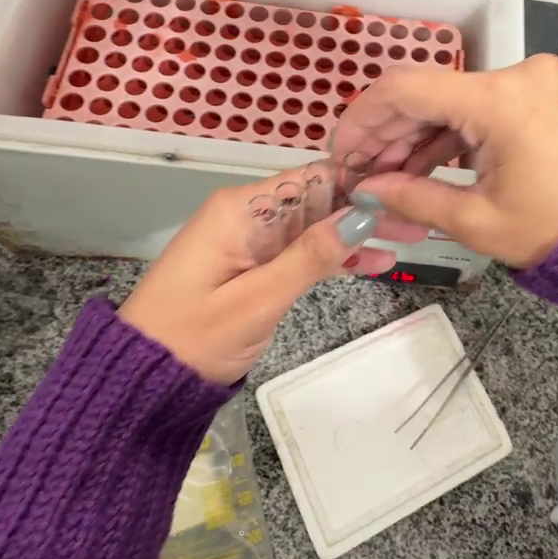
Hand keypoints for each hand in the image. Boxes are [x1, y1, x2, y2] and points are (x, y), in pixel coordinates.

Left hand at [117, 165, 425, 384]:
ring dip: (357, 234)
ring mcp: (251, 239)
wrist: (140, 380)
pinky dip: (333, 256)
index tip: (405, 192)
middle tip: (418, 224)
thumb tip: (361, 215)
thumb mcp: (257, 299)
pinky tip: (374, 261)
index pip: (313, 178)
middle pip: (319, 200)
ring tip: (410, 241)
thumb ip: (311, 255)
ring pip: (316, 226)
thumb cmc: (193, 337)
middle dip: (367, 211)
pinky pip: (301, 250)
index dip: (360, 182)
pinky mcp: (253, 263)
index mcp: (243, 209)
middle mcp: (249, 213)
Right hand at [332, 54, 557, 267]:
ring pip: (456, 98)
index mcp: (500, 99)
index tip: (342, 151)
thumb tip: (367, 189)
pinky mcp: (547, 91)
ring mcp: (537, 79)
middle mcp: (518, 73)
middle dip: (389, 132)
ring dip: (420, 134)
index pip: (406, 88)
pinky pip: (486, 105)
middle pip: (430, 90)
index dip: (363, 119)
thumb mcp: (477, 220)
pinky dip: (456, 132)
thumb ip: (411, 197)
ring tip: (390, 176)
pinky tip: (427, 164)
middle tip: (362, 172)